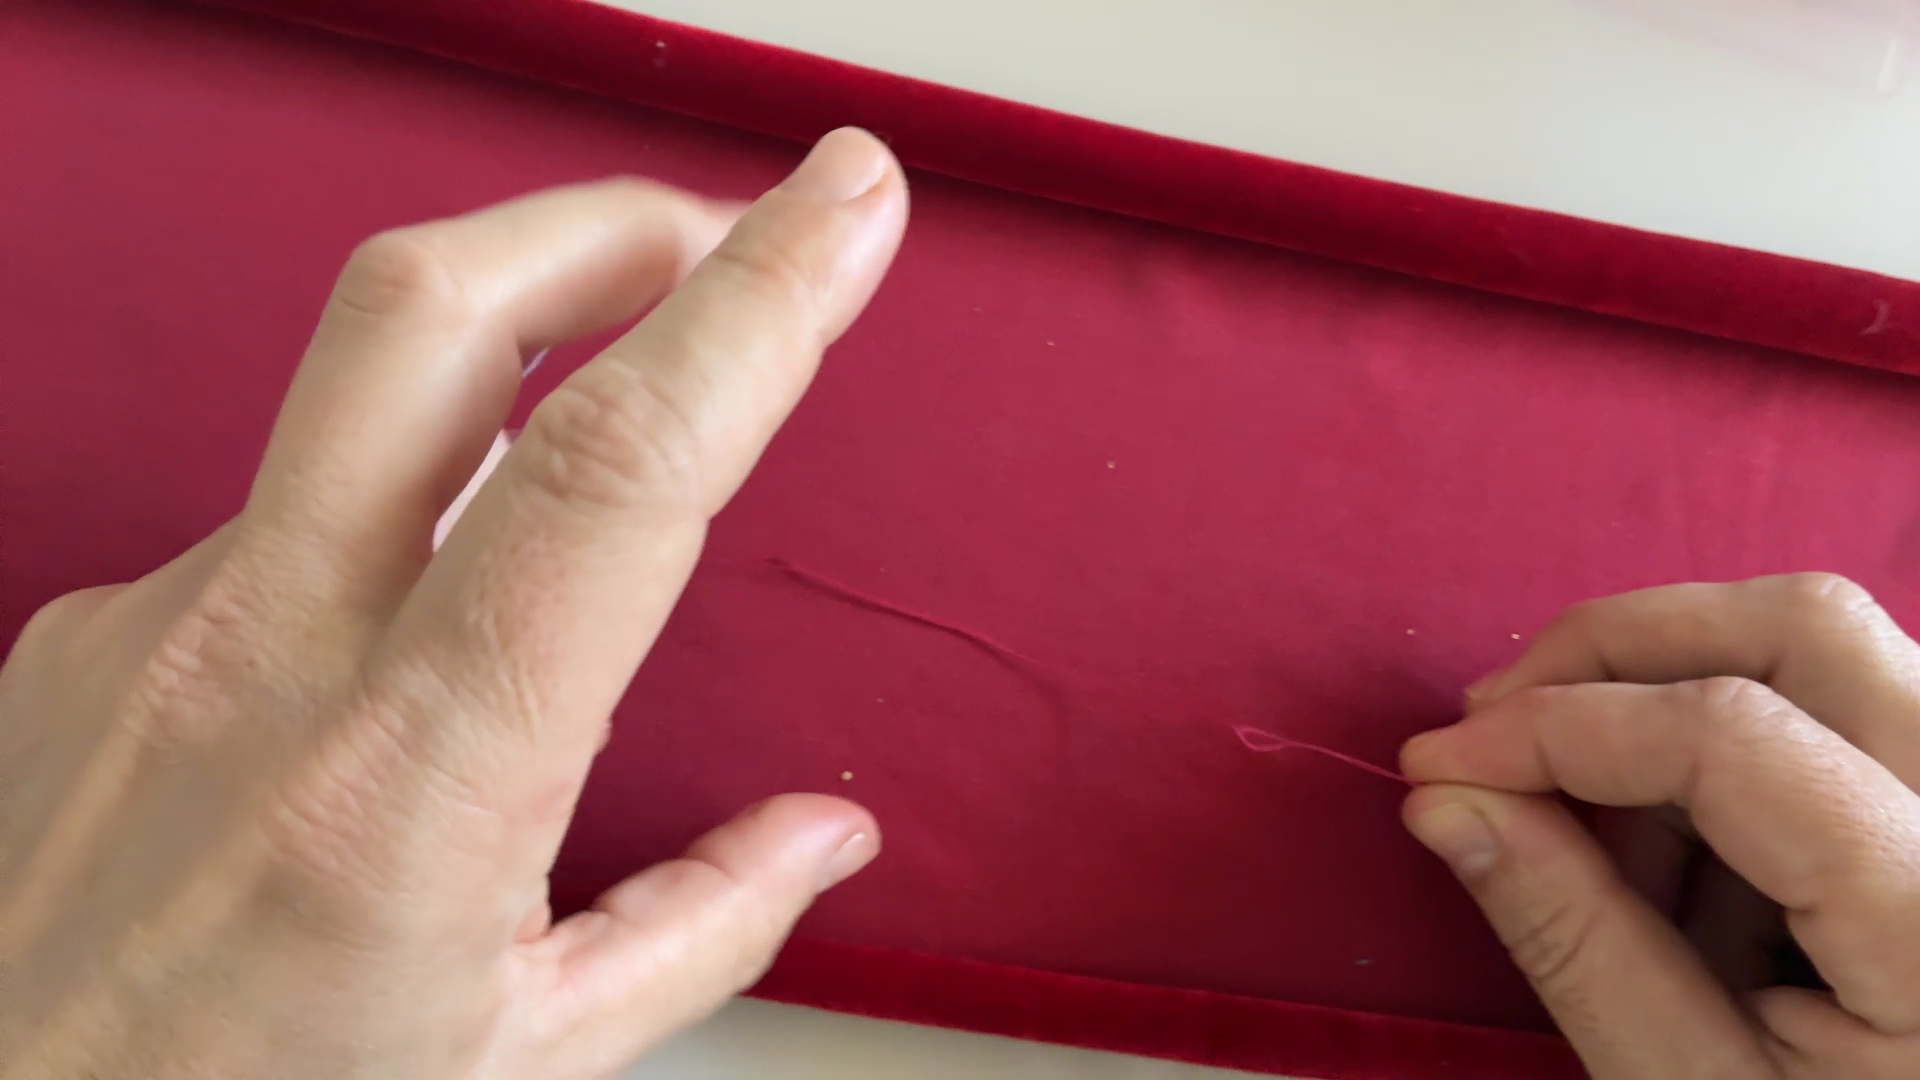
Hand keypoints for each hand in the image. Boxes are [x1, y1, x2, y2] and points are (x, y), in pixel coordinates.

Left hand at [0, 128, 907, 1078]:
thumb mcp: (520, 1062)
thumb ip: (703, 927)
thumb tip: (830, 835)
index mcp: (414, 779)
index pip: (625, 468)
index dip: (758, 311)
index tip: (850, 206)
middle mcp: (272, 654)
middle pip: (446, 312)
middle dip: (632, 226)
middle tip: (752, 224)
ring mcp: (171, 615)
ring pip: (384, 360)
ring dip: (559, 297)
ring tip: (669, 315)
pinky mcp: (123, 619)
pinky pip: (328, 483)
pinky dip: (458, 451)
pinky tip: (496, 527)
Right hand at [1402, 574, 1919, 1077]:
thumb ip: (1570, 936)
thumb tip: (1438, 802)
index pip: (1728, 737)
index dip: (1548, 727)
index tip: (1435, 765)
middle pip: (1799, 628)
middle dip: (1604, 646)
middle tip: (1499, 712)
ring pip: (1807, 643)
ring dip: (1641, 686)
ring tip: (1575, 798)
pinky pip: (1809, 704)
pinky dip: (1688, 737)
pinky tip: (1657, 841)